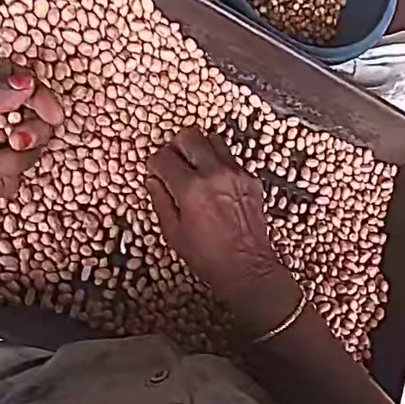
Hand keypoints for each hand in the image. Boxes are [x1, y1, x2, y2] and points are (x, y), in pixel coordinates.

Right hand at [146, 129, 300, 336]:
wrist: (248, 268)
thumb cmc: (209, 257)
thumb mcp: (174, 233)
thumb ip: (161, 201)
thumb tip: (153, 181)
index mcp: (191, 189)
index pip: (164, 157)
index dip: (155, 164)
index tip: (155, 171)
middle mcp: (215, 174)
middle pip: (189, 135)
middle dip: (175, 146)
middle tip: (173, 162)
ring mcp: (236, 174)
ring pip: (213, 139)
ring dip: (199, 149)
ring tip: (194, 168)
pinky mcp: (251, 180)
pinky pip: (230, 158)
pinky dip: (218, 163)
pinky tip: (214, 182)